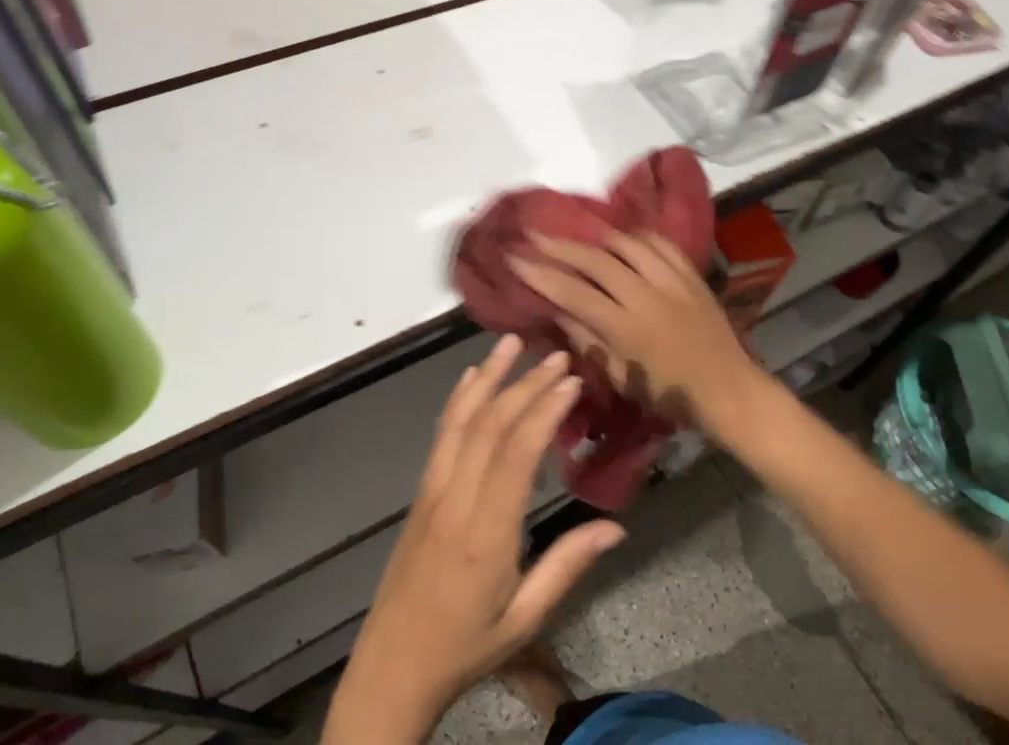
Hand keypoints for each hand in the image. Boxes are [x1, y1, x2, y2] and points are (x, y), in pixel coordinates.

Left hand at [322, 337, 626, 744]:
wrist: (393, 665)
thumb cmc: (466, 646)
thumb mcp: (524, 618)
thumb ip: (567, 566)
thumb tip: (616, 526)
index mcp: (485, 534)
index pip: (515, 454)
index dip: (543, 410)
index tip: (570, 380)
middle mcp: (454, 501)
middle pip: (489, 427)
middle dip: (524, 385)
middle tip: (557, 355)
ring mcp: (431, 493)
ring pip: (459, 423)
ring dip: (487, 379)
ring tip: (511, 343)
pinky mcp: (420, 495)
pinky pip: (440, 438)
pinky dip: (458, 402)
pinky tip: (472, 380)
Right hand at [508, 231, 774, 437]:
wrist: (728, 389)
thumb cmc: (668, 393)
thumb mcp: (620, 375)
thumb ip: (587, 339)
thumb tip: (557, 309)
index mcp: (627, 328)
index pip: (574, 292)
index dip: (541, 274)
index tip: (514, 258)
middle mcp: (648, 296)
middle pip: (596, 261)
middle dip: (560, 246)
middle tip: (532, 234)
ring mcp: (673, 281)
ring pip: (627, 245)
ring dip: (595, 238)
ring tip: (574, 234)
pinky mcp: (691, 274)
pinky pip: (660, 244)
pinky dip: (636, 238)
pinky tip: (621, 238)